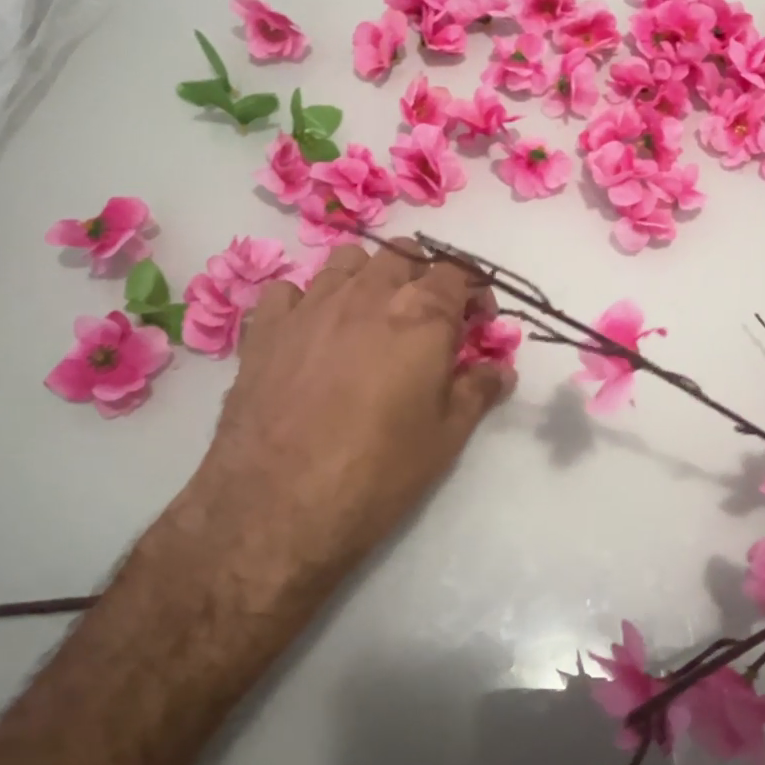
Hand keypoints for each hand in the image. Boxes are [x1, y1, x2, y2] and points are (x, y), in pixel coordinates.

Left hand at [181, 242, 512, 592]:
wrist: (277, 507)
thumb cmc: (378, 473)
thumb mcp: (446, 439)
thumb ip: (478, 392)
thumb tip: (500, 369)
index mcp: (421, 317)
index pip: (456, 273)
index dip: (474, 293)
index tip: (477, 324)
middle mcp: (367, 296)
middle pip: (403, 256)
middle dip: (424, 278)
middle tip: (428, 320)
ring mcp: (311, 307)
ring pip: (347, 260)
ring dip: (369, 277)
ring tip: (372, 316)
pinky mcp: (264, 330)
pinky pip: (288, 290)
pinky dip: (306, 300)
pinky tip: (312, 332)